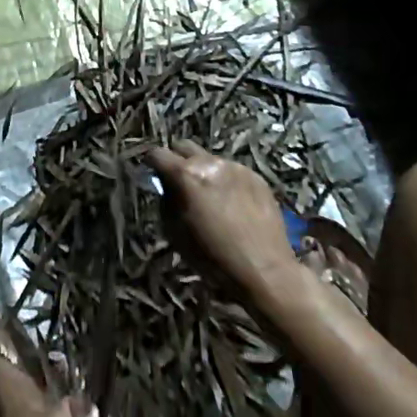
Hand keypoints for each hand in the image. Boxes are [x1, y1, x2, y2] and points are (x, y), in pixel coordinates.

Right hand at [146, 141, 299, 301]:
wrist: (264, 270)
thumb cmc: (214, 259)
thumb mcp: (176, 233)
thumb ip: (167, 202)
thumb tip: (166, 186)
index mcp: (186, 175)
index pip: (158, 153)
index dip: (152, 163)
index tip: (153, 173)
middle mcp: (209, 162)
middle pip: (184, 146)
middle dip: (178, 160)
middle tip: (182, 182)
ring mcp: (235, 166)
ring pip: (210, 159)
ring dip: (205, 172)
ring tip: (213, 197)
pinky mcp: (255, 175)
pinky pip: (233, 171)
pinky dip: (227, 182)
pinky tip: (235, 205)